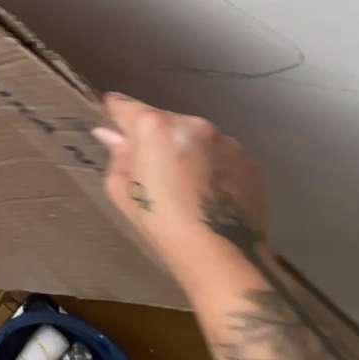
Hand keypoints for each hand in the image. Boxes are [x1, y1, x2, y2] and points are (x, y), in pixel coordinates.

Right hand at [92, 93, 269, 284]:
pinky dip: (210, 163)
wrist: (222, 255)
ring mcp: (225, 141)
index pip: (122, 103)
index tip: (115, 132)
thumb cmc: (160, 220)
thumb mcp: (122, 187)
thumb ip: (117, 153)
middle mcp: (191, 124)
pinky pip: (218, 151)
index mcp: (153, 126)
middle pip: (160, 118)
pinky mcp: (249, 160)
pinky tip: (208, 190)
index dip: (115, 117)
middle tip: (153, 167)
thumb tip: (110, 134)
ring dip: (184, 148)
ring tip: (185, 182)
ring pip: (192, 134)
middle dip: (153, 136)